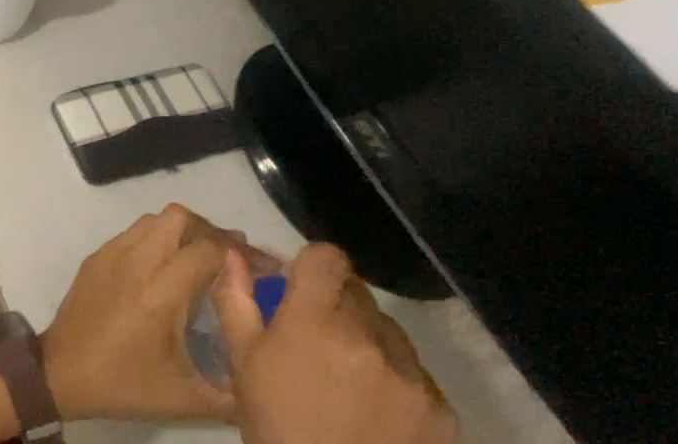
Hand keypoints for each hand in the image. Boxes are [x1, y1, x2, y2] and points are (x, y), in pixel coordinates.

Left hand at [41, 204, 267, 423]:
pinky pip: (132, 232)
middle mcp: (135, 263)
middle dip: (212, 232)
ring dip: (182, 232)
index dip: (243, 255)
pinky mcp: (95, 258)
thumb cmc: (128, 385)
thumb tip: (272, 373)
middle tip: (232, 260)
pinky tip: (167, 268)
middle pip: (179, 218)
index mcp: (161, 292)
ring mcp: (111, 255)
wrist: (63, 373)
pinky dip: (156, 239)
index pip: (208, 250)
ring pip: (153, 220)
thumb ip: (238, 390)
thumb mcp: (191, 399)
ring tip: (202, 261)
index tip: (266, 270)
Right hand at [217, 243, 459, 443]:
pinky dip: (397, 380)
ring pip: (390, 332)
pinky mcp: (443, 413)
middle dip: (336, 306)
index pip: (327, 259)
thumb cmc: (273, 422)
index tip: (300, 286)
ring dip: (369, 341)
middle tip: (317, 339)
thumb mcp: (241, 360)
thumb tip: (234, 254)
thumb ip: (237, 299)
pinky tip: (376, 410)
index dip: (313, 265)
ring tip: (349, 378)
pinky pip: (418, 374)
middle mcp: (369, 340)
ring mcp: (413, 378)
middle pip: (358, 294)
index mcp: (314, 322)